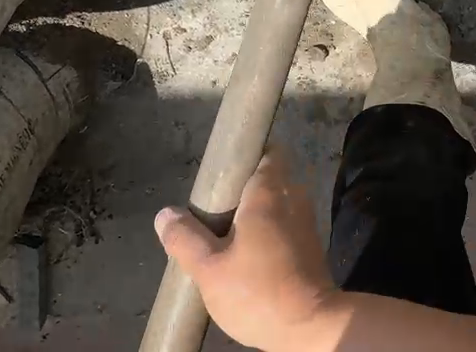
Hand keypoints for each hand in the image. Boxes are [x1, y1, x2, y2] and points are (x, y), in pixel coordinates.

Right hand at [155, 152, 342, 351]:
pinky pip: (287, 220)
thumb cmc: (256, 290)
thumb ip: (185, 239)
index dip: (246, 157)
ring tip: (226, 234)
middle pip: (270, 176)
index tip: (222, 176)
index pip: (267, 151)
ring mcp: (306, 217)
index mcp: (270, 190)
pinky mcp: (310, 240)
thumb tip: (165, 213)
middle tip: (214, 211)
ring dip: (256, 211)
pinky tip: (248, 252)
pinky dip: (269, 228)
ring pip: (279, 200)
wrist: (308, 323)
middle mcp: (294, 194)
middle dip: (244, 189)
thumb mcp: (209, 269)